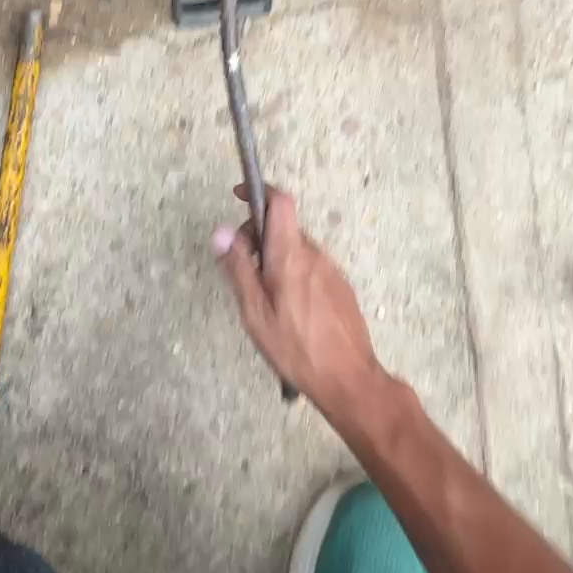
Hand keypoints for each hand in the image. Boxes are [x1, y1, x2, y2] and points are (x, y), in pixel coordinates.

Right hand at [213, 185, 388, 417]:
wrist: (350, 381)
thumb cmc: (296, 348)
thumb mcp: (255, 312)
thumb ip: (238, 268)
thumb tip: (221, 232)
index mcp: (291, 255)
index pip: (280, 201)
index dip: (258, 191)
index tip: (239, 197)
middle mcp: (314, 254)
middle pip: (283, 226)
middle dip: (257, 236)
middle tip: (242, 269)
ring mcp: (331, 270)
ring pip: (296, 249)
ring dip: (275, 258)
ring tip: (264, 298)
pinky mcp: (340, 288)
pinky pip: (310, 267)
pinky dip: (292, 273)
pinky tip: (289, 309)